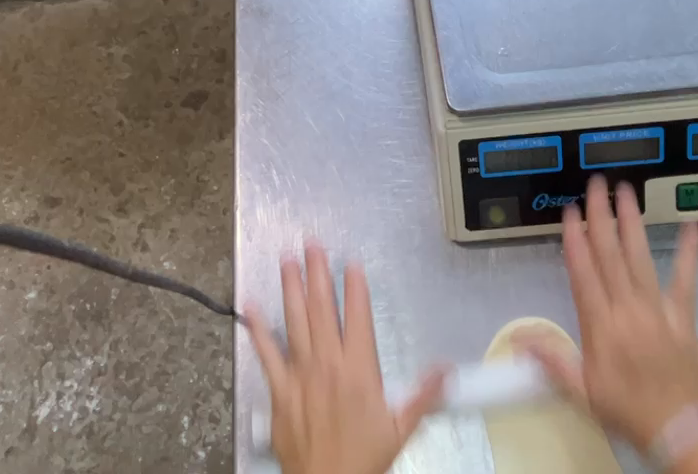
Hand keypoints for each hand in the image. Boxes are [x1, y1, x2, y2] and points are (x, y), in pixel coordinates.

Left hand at [244, 243, 446, 473]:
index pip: (358, 316)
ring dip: (291, 288)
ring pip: (295, 321)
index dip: (355, 287)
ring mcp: (301, 374)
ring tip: (287, 259)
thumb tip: (447, 369)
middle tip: (312, 244)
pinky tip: (250, 305)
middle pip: (322, 309)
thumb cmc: (364, 459)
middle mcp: (328, 363)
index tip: (352, 263)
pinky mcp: (279, 390)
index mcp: (359, 369)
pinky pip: (266, 353)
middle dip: (318, 273)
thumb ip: (423, 395)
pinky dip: (257, 328)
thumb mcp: (401, 429)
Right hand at [525, 176, 697, 449]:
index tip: (570, 210)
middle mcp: (627, 310)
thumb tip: (517, 336)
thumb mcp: (580, 390)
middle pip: (610, 255)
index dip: (575, 239)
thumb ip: (551, 359)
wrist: (678, 432)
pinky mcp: (683, 317)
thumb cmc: (625, 409)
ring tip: (626, 192)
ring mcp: (657, 310)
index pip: (583, 272)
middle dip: (601, 217)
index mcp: (600, 325)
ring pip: (641, 259)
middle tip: (596, 184)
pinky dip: (689, 253)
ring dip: (632, 223)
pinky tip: (690, 226)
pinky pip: (686, 280)